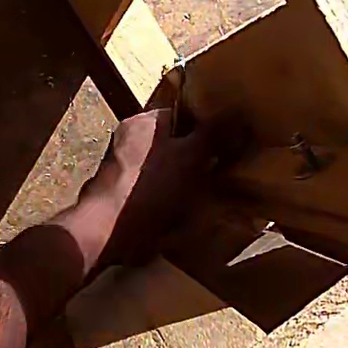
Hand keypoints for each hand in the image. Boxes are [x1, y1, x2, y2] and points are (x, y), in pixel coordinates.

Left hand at [52, 108, 217, 273]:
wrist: (108, 233)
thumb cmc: (149, 187)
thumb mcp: (190, 156)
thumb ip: (214, 134)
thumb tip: (238, 114)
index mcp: (142, 123)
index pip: (181, 114)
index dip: (207, 126)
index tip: (229, 140)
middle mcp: (128, 143)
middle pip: (173, 144)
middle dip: (198, 157)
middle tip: (224, 169)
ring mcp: (122, 173)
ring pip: (165, 171)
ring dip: (185, 182)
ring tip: (211, 195)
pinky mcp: (121, 200)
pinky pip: (155, 194)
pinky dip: (170, 202)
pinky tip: (186, 215)